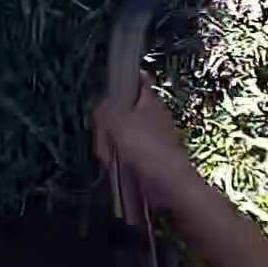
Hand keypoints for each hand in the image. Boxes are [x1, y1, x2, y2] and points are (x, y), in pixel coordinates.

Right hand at [91, 74, 211, 214]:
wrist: (169, 186)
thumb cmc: (149, 149)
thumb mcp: (118, 121)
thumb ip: (104, 108)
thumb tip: (98, 106)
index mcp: (149, 101)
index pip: (136, 80)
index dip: (121, 81)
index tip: (107, 90)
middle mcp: (150, 117)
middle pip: (118, 110)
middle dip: (106, 124)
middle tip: (104, 134)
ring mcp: (146, 138)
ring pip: (116, 133)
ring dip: (107, 144)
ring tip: (109, 155)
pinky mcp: (143, 157)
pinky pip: (120, 151)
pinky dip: (114, 158)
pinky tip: (112, 165)